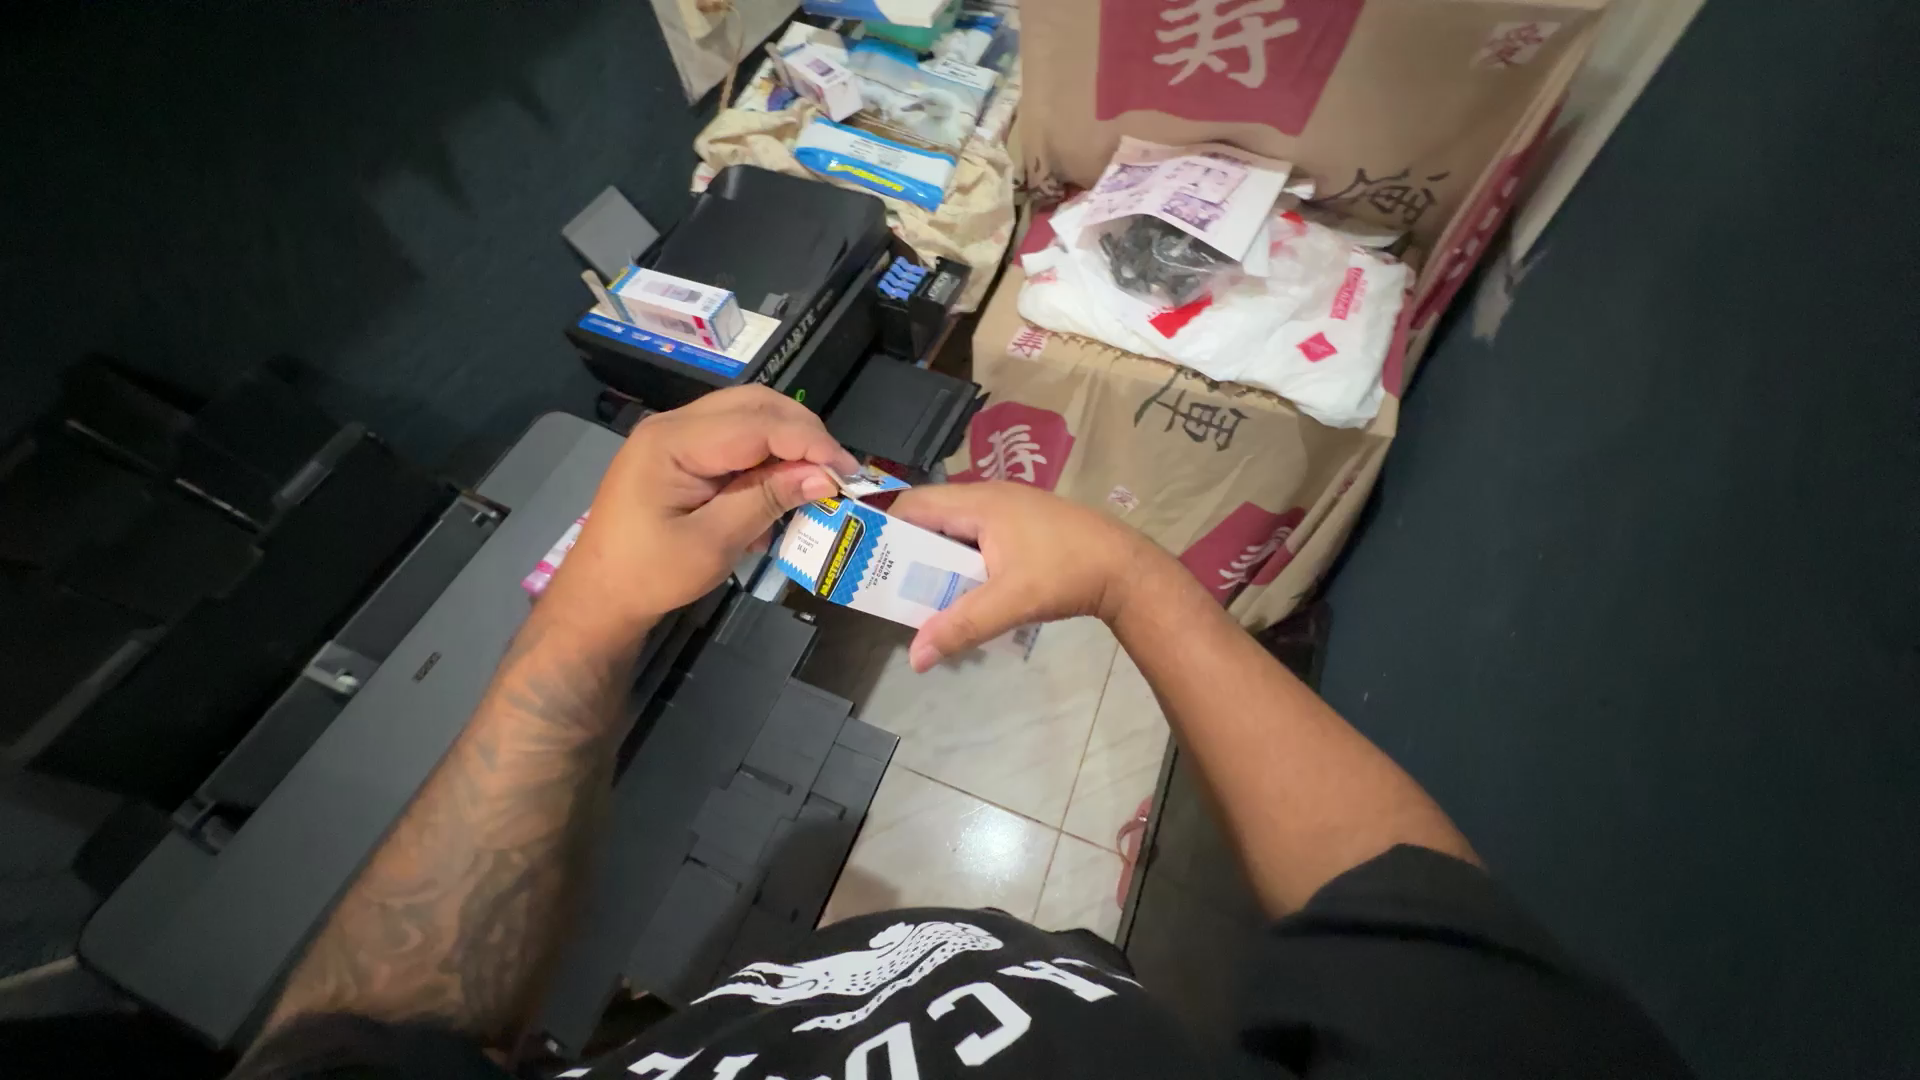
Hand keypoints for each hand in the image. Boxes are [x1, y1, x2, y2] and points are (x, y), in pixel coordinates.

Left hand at [540, 387, 857, 639]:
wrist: (600, 595)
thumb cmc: (651, 574)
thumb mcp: (714, 542)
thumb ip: (767, 500)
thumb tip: (823, 476)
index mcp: (673, 442)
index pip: (758, 424)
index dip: (809, 442)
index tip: (848, 471)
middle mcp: (674, 425)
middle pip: (755, 405)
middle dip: (803, 433)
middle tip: (836, 471)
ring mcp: (677, 437)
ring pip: (750, 417)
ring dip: (788, 444)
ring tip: (812, 482)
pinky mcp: (683, 454)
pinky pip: (737, 441)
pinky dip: (767, 460)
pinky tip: (776, 494)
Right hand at [889, 481, 1172, 670]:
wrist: (1126, 569)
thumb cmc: (1066, 573)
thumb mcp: (1010, 602)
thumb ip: (961, 626)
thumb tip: (916, 657)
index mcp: (979, 502)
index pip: (913, 504)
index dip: (885, 528)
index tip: (867, 562)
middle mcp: (989, 496)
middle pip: (932, 515)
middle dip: (909, 548)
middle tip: (892, 585)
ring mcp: (1009, 508)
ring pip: (956, 527)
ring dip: (938, 555)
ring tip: (924, 591)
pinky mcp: (1024, 523)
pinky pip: (977, 535)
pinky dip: (963, 558)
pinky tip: (966, 586)